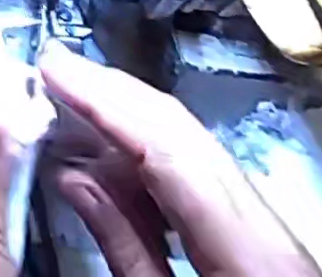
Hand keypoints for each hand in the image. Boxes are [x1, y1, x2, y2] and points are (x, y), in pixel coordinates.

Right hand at [39, 44, 318, 276]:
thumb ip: (126, 254)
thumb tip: (73, 176)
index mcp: (252, 254)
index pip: (166, 147)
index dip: (105, 100)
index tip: (56, 69)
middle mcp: (265, 223)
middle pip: (179, 129)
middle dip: (112, 92)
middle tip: (55, 67)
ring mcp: (266, 224)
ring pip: (186, 144)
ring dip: (124, 120)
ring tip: (69, 106)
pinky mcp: (258, 235)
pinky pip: (193, 175)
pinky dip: (145, 157)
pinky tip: (110, 162)